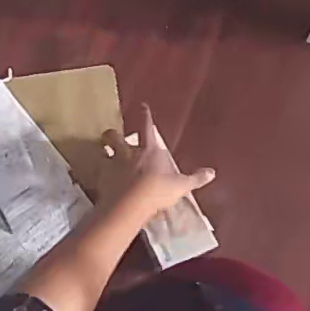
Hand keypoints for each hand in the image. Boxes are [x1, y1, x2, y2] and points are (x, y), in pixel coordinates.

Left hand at [98, 104, 215, 225]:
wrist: (131, 204)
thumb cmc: (158, 190)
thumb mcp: (181, 185)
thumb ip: (195, 178)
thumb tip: (212, 173)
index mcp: (149, 150)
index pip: (146, 127)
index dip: (145, 116)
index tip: (142, 106)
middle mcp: (128, 152)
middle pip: (115, 136)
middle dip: (112, 134)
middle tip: (111, 135)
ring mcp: (113, 164)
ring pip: (102, 150)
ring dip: (102, 150)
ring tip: (101, 153)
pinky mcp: (101, 177)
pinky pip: (97, 172)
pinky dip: (98, 174)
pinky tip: (98, 179)